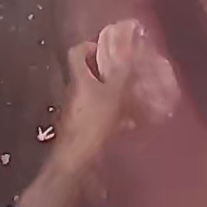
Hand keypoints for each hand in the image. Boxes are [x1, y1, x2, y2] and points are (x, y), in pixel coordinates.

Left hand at [19, 43, 125, 206]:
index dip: (89, 45)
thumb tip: (128, 45)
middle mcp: (74, 92)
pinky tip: (127, 123)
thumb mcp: (113, 95)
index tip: (107, 47)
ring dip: (110, 93)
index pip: (76, 52)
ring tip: (132, 96)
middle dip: (105, 71)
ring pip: (94, 94)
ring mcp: (76, 110)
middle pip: (86, 73)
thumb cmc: (93, 123)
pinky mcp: (81, 127)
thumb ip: (122, 72)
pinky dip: (111, 114)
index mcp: (79, 79)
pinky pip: (97, 113)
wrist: (76, 162)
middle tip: (126, 72)